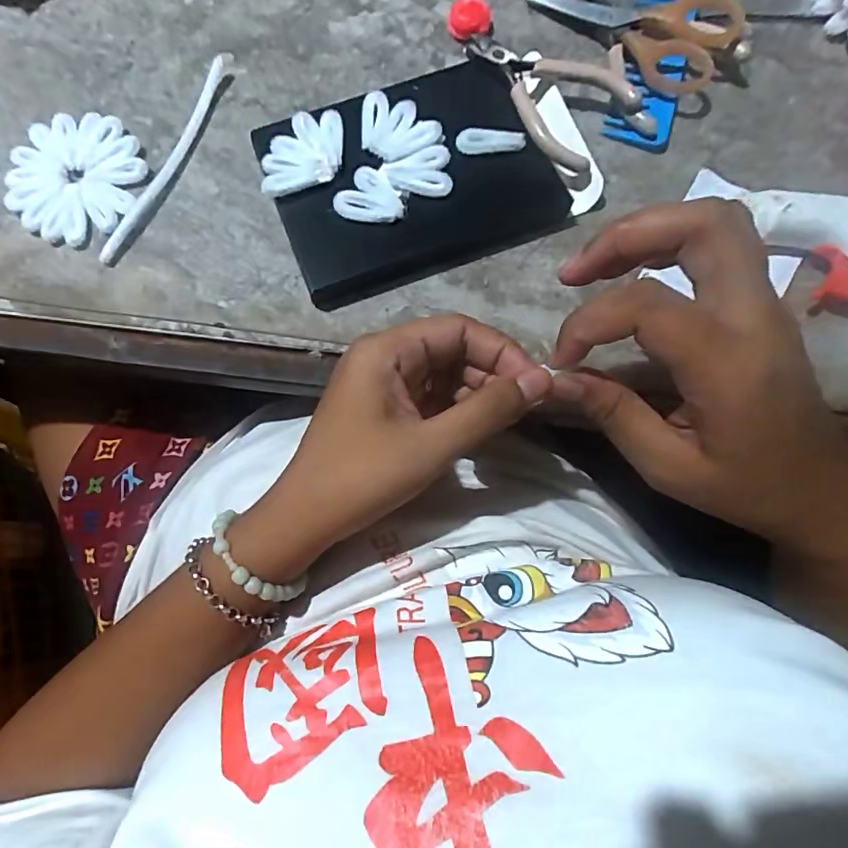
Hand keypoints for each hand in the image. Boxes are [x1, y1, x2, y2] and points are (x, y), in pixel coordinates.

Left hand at [232, 314, 551, 576]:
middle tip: (527, 406)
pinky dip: (456, 410)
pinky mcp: (382, 411)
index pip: (459, 329)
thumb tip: (541, 380)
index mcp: (388, 350)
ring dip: (477, 393)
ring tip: (509, 419)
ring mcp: (381, 385)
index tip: (534, 383)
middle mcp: (383, 357)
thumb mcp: (433, 444)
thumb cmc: (365, 477)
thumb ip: (489, 410)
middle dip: (492, 373)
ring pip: (442, 375)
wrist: (306, 519)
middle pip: (451, 349)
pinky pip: (428, 398)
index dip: (501, 351)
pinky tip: (479, 429)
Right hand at [550, 200, 847, 547]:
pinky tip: (637, 273)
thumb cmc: (745, 486)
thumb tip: (560, 379)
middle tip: (576, 272)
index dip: (589, 322)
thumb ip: (614, 415)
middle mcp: (753, 314)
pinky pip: (723, 246)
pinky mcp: (764, 306)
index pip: (647, 304)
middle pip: (703, 223)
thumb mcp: (669, 467)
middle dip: (628, 233)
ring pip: (718, 222)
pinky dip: (672, 243)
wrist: (818, 489)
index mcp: (727, 360)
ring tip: (600, 265)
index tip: (563, 359)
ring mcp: (766, 303)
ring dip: (652, 229)